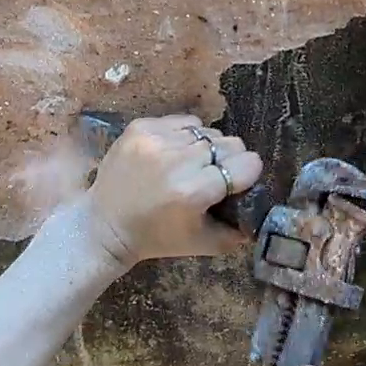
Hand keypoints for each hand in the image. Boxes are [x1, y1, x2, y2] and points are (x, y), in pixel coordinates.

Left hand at [81, 114, 262, 266]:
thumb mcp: (204, 244)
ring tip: (190, 166)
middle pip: (230, 144)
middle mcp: (176, 161)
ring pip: (208, 132)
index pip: (246, 164)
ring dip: (206, 148)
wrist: (103, 225)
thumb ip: (239, 230)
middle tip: (213, 176)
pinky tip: (172, 155)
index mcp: (194, 192)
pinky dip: (185, 137)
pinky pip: (183, 122)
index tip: (239, 182)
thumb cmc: (157, 238)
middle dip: (228, 160)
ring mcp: (156, 140)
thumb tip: (261, 210)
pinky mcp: (141, 127)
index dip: (247, 174)